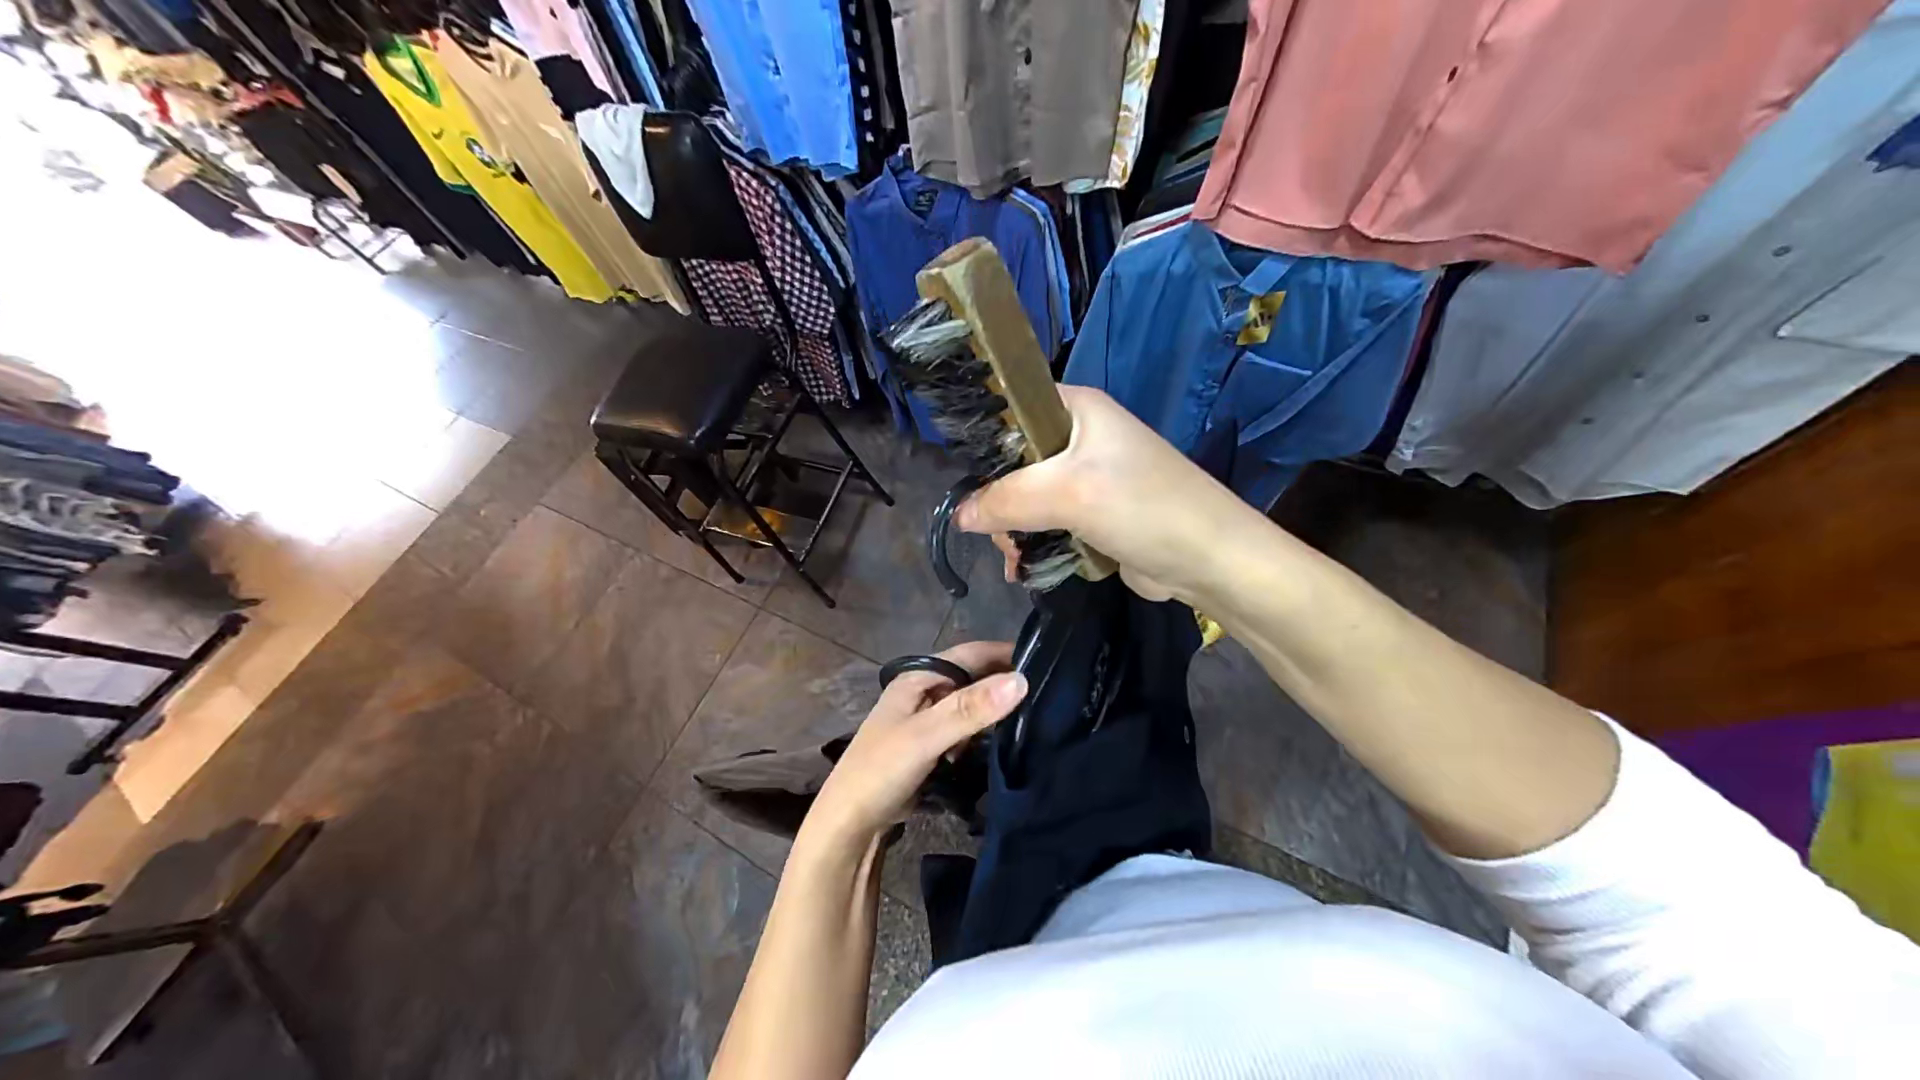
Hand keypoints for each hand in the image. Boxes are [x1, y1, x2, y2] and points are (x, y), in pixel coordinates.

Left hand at [801, 642, 1026, 848]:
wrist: (849, 825)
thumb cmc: (881, 771)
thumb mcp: (926, 736)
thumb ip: (971, 709)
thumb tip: (1021, 680)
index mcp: (918, 678)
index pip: (971, 654)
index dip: (1006, 654)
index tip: (1048, 663)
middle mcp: (924, 692)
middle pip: (973, 679)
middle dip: (1005, 684)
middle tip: (1051, 696)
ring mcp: (927, 720)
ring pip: (972, 707)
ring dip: (997, 712)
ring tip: (1039, 719)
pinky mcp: (932, 747)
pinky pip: (966, 732)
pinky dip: (985, 735)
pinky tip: (1006, 745)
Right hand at [956, 385, 1258, 601]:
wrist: (1210, 560)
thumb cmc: (1143, 507)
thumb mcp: (1069, 493)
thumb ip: (1007, 499)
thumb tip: (959, 515)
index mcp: (1075, 408)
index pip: (1009, 407)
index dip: (982, 441)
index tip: (967, 482)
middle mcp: (1079, 436)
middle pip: (1012, 460)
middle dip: (999, 501)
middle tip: (1002, 535)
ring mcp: (1088, 477)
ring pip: (1026, 497)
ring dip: (1014, 529)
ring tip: (1017, 559)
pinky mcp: (1093, 513)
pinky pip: (1047, 522)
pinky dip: (1033, 543)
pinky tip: (1026, 567)